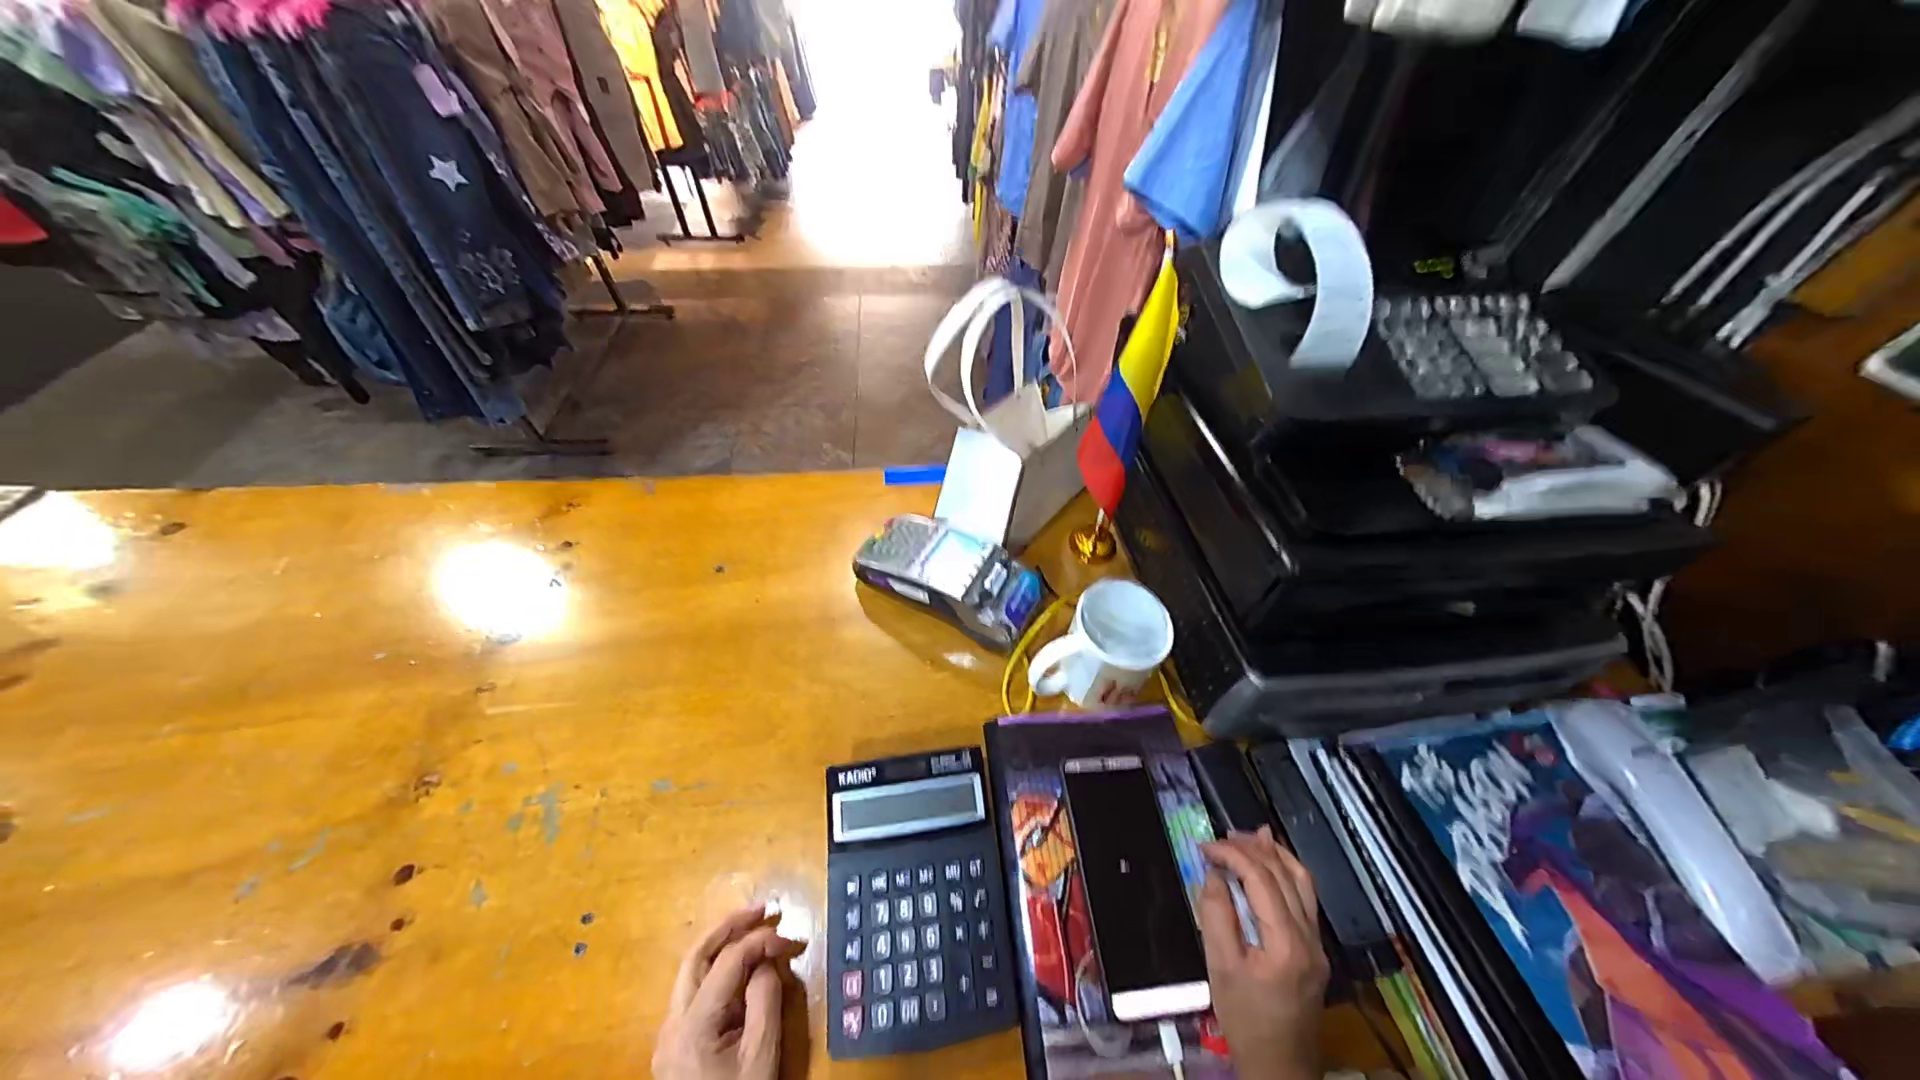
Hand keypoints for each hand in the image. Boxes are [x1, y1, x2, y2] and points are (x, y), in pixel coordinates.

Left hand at [653, 906, 800, 1079]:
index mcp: (692, 1026)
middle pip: (696, 956)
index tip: (791, 940)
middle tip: (764, 910)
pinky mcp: (676, 1043)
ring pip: (690, 971)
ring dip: (722, 943)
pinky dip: (718, 968)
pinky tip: (741, 966)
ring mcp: (669, 1034)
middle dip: (730, 926)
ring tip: (753, 927)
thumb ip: (766, 1000)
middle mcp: (671, 1024)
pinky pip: (695, 991)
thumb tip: (767, 960)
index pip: (728, 962)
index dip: (761, 941)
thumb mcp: (762, 1056)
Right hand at [1198, 827, 1328, 1079]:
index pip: (1261, 880)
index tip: (1204, 847)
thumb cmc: (1245, 1019)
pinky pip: (1304, 899)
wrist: (1280, 1066)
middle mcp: (1310, 937)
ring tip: (1251, 836)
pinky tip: (1271, 865)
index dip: (1233, 855)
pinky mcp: (1315, 950)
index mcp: (1286, 942)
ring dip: (1276, 855)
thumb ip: (1216, 915)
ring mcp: (1318, 944)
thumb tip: (1214, 875)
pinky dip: (1286, 874)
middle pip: (1286, 876)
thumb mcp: (1219, 967)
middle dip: (1252, 849)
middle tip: (1222, 836)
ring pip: (1303, 884)